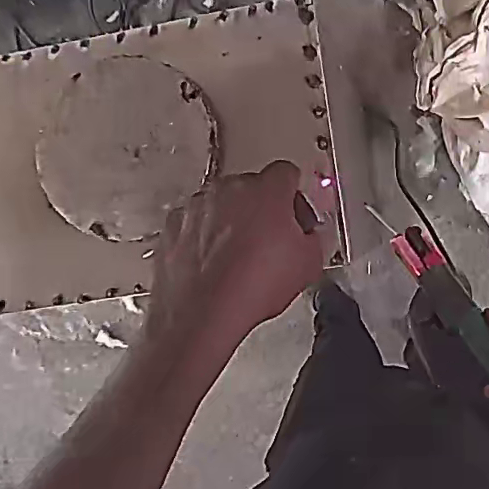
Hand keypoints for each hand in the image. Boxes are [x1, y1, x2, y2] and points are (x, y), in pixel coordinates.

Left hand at [144, 161, 324, 373]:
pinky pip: (197, 222)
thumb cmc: (250, 287)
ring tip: (242, 257)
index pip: (286, 173)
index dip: (294, 195)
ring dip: (233, 221)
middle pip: (253, 187)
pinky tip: (216, 263)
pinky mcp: (174, 226)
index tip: (295, 212)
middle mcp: (229, 190)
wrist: (202, 315)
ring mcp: (198, 206)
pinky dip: (205, 236)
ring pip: (222, 203)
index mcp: (267, 191)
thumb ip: (314, 237)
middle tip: (273, 240)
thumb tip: (310, 237)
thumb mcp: (308, 263)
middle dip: (263, 209)